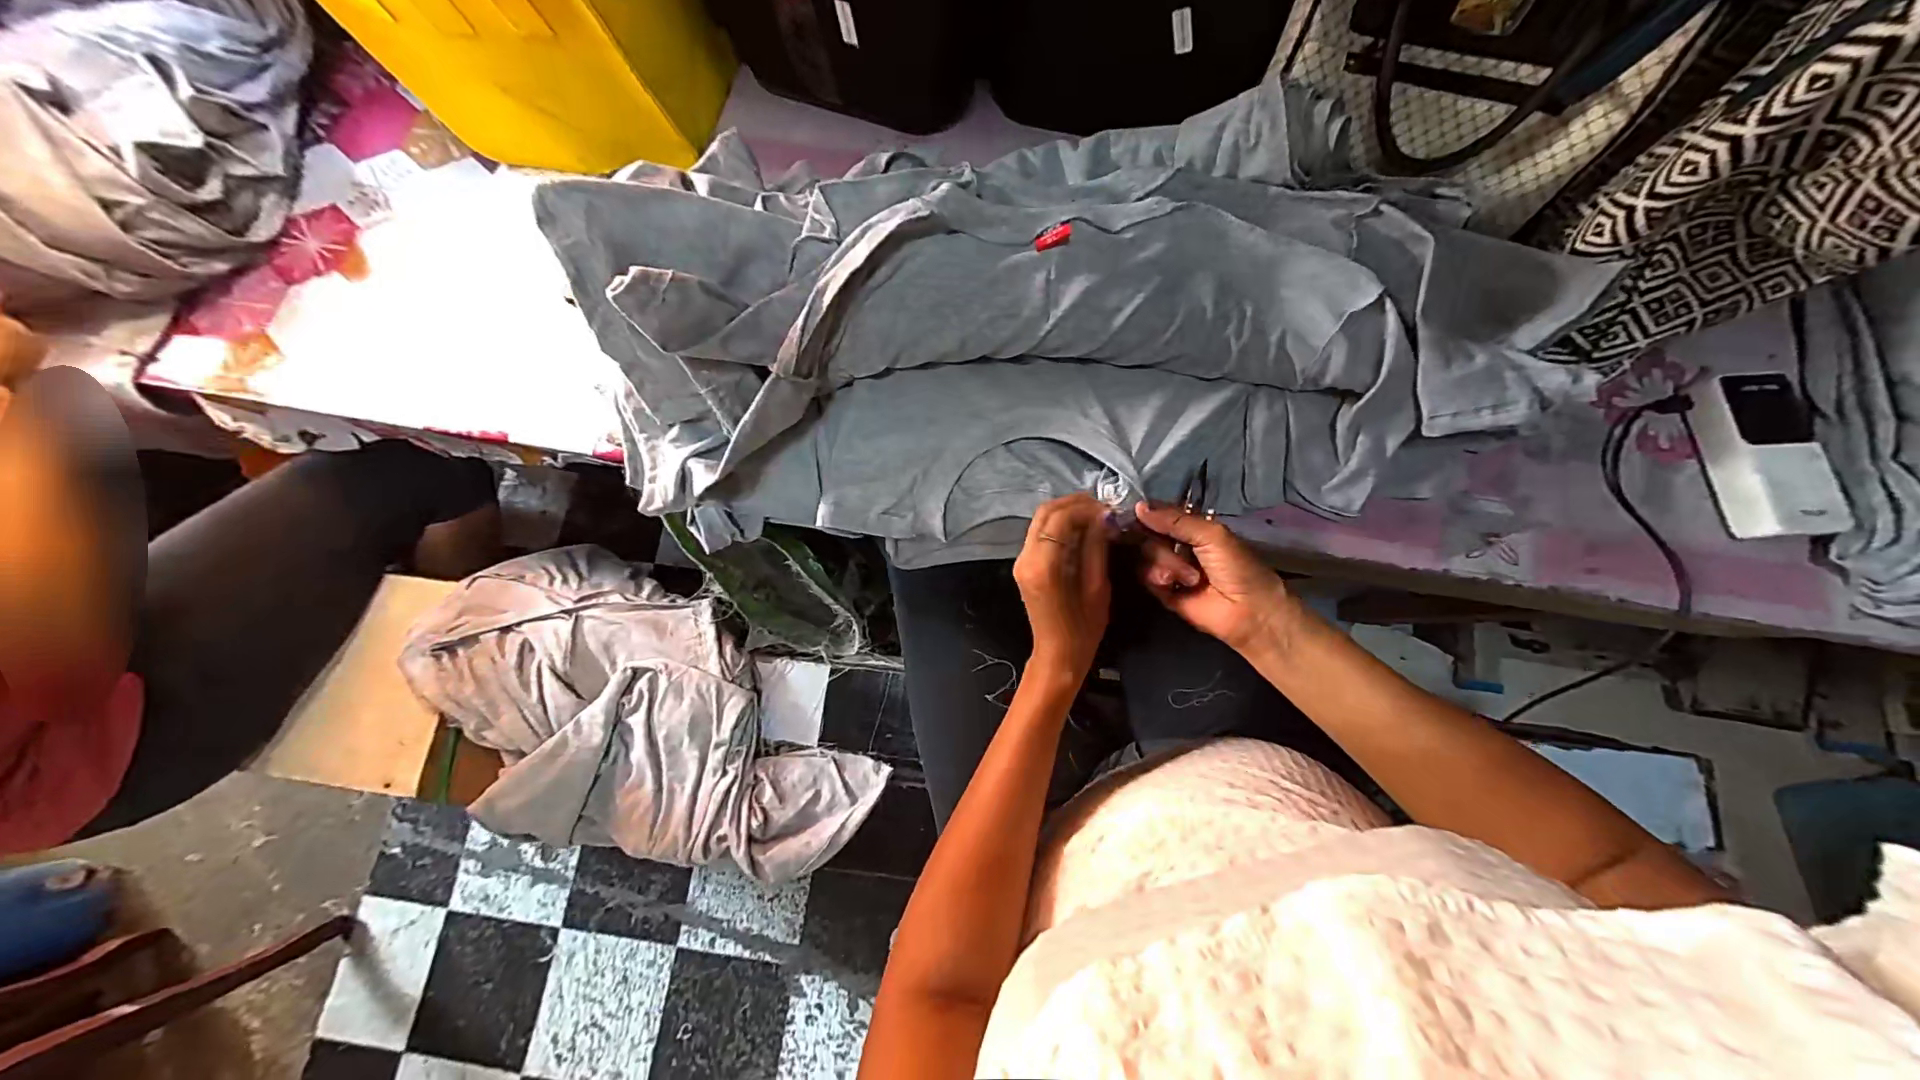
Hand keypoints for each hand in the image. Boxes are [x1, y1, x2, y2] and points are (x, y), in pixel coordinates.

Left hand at [1013, 494, 1110, 678]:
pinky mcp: (1024, 565)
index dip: (1085, 507)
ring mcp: (1021, 560)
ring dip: (1067, 512)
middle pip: (1045, 512)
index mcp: (1043, 565)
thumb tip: (1103, 516)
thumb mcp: (1097, 586)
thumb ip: (1096, 547)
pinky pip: (1040, 534)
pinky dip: (1060, 526)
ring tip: (1096, 517)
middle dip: (1075, 504)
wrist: (1058, 654)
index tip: (1110, 510)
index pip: (1060, 517)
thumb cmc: (1083, 628)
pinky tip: (1082, 530)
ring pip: (1041, 520)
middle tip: (1103, 508)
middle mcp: (1025, 558)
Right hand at [1134, 500, 1295, 652]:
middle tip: (1179, 554)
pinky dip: (1157, 579)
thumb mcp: (1211, 535)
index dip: (1145, 513)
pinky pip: (1144, 576)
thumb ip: (1175, 520)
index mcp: (1190, 527)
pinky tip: (1174, 585)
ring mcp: (1167, 567)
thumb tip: (1138, 506)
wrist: (1247, 610)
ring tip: (1188, 578)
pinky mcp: (1161, 590)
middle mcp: (1175, 544)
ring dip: (1164, 564)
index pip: (1158, 514)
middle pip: (1146, 534)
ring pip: (1144, 555)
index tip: (1135, 512)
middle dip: (1158, 544)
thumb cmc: (1237, 567)